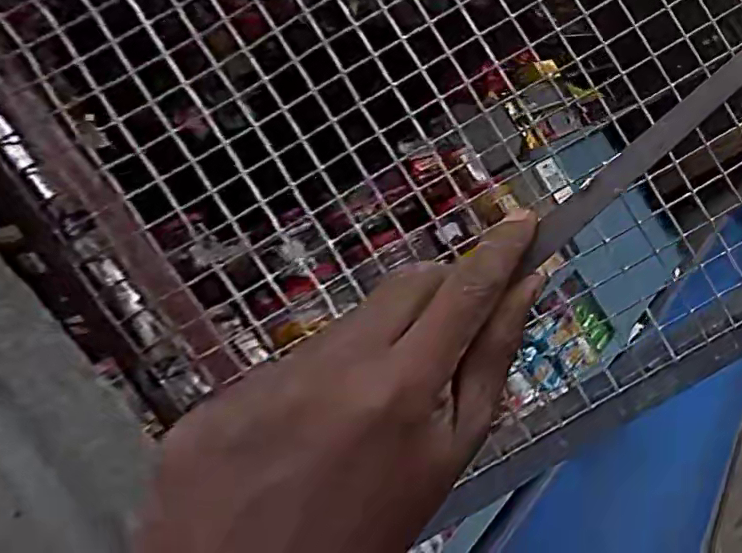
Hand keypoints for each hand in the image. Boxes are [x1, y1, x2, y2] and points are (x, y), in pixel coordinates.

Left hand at [135, 213, 543, 552]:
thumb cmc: (376, 528)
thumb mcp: (452, 454)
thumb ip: (493, 359)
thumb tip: (527, 283)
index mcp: (399, 390)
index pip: (465, 290)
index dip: (500, 249)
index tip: (523, 219)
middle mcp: (331, 370)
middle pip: (410, 282)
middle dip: (443, 289)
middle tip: (450, 327)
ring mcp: (264, 383)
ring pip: (353, 319)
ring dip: (380, 337)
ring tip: (366, 401)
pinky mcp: (214, 403)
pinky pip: (294, 358)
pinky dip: (321, 373)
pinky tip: (308, 425)